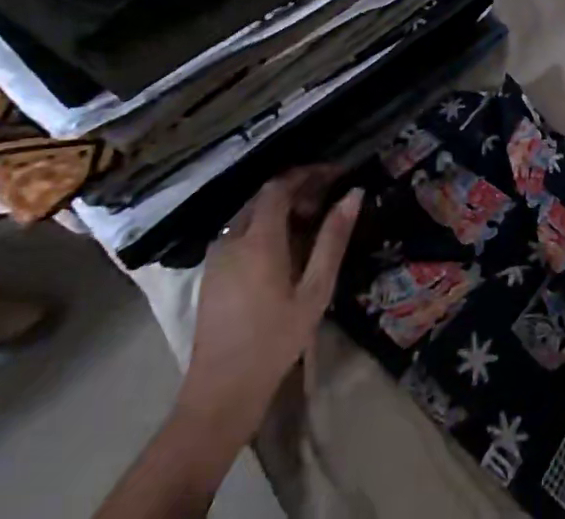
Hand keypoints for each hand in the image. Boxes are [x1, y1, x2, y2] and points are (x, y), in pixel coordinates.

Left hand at [177, 166, 361, 441]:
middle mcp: (231, 239)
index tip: (337, 173)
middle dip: (297, 189)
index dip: (309, 173)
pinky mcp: (211, 272)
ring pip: (250, 214)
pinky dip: (265, 226)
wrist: (222, 390)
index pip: (280, 186)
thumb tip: (353, 194)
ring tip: (314, 222)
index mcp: (258, 240)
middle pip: (263, 197)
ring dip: (281, 208)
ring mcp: (216, 256)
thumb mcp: (315, 290)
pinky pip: (239, 233)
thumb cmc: (276, 340)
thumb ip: (333, 238)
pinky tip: (286, 248)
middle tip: (330, 199)